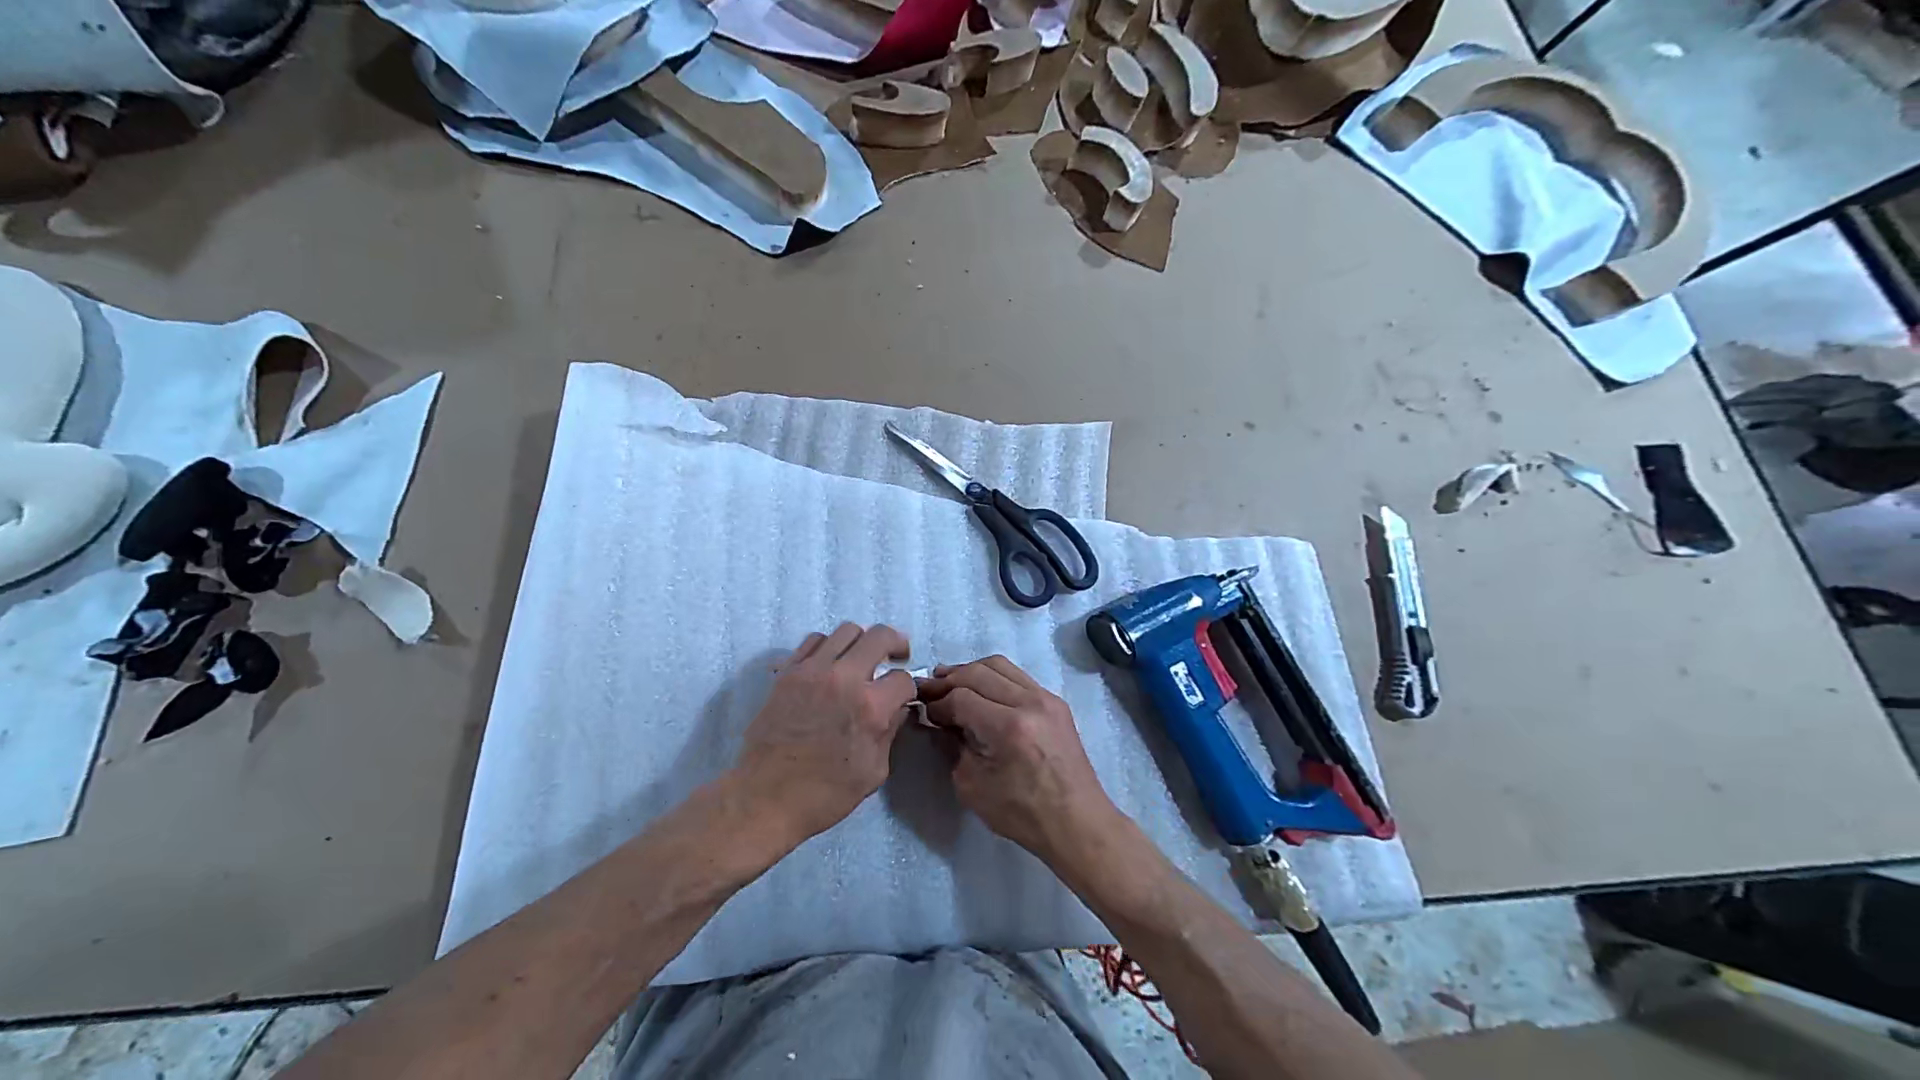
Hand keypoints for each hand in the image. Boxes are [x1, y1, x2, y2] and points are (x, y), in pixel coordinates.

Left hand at [733, 623, 917, 843]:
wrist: (766, 798)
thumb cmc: (825, 794)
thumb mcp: (874, 771)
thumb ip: (890, 732)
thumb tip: (897, 708)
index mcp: (870, 707)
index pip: (903, 678)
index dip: (909, 687)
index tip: (903, 696)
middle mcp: (843, 678)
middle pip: (880, 636)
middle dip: (896, 644)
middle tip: (897, 657)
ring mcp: (812, 671)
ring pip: (847, 631)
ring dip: (862, 642)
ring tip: (862, 658)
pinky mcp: (788, 672)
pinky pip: (814, 641)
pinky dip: (829, 646)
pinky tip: (830, 665)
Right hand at [919, 656, 1120, 864]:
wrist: (1077, 823)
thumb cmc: (1022, 814)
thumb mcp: (972, 786)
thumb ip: (952, 746)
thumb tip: (937, 721)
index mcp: (1008, 727)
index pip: (961, 697)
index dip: (937, 703)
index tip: (923, 711)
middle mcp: (1029, 703)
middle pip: (978, 672)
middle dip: (948, 680)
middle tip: (928, 690)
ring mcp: (1046, 698)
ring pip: (999, 666)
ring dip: (971, 671)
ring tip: (950, 682)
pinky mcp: (1055, 702)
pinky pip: (1018, 676)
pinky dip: (994, 677)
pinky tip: (980, 690)